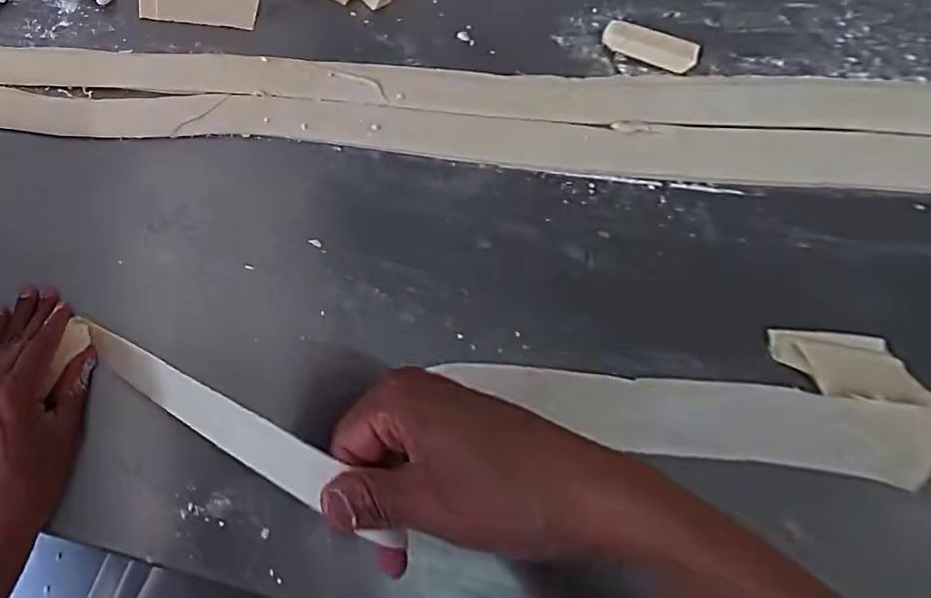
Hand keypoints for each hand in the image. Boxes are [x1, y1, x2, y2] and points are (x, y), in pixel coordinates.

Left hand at [0, 286, 95, 541]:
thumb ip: (72, 389)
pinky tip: (0, 326)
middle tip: (48, 294)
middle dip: (36, 315)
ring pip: (0, 347)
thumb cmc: (28, 487)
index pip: (39, 347)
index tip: (65, 309)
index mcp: (15, 395)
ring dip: (15, 321)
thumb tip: (83, 358)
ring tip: (25, 298)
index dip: (54, 325)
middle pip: (18, 341)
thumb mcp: (62, 436)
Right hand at [318, 368, 661, 576]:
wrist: (597, 498)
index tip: (356, 522)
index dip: (348, 488)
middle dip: (379, 497)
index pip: (344, 440)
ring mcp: (447, 404)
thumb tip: (334, 499)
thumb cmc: (521, 489)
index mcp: (398, 395)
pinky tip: (454, 510)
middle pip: (371, 445)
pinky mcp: (470, 422)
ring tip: (430, 529)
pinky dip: (430, 482)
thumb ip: (370, 501)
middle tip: (395, 540)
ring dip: (405, 495)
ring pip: (401, 451)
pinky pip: (428, 449)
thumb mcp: (428, 505)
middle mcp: (419, 389)